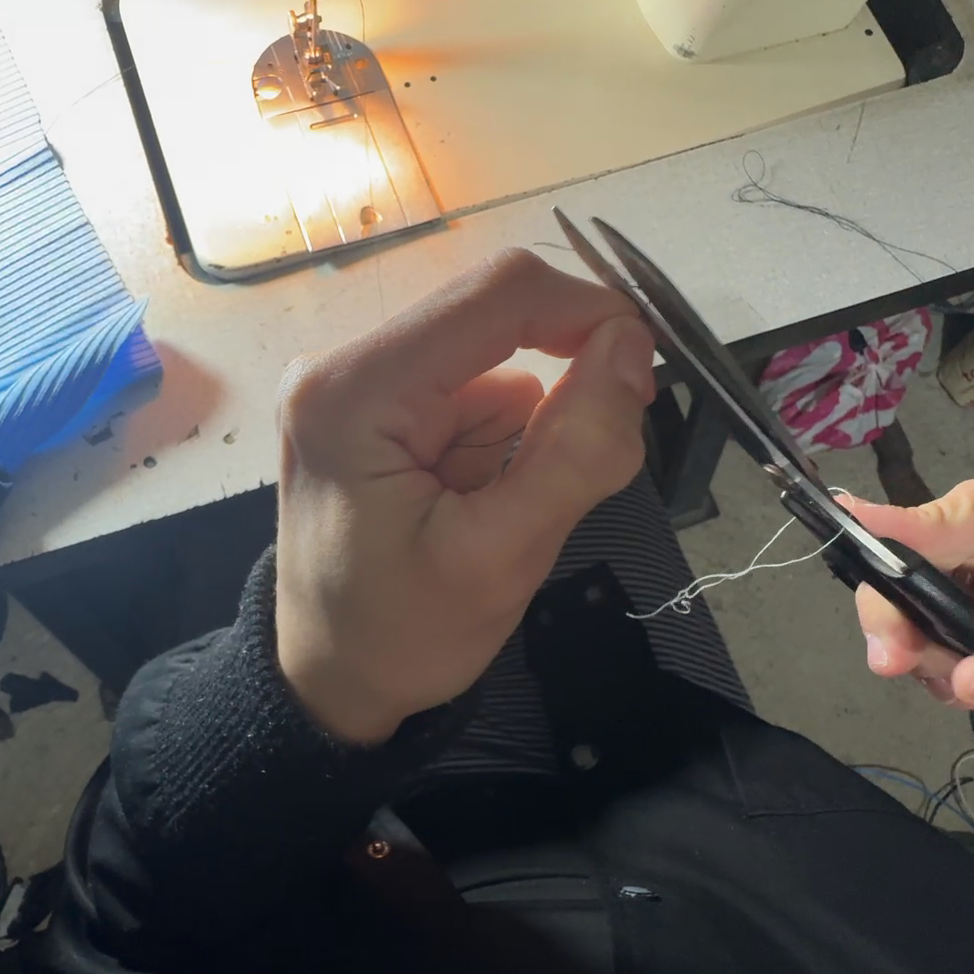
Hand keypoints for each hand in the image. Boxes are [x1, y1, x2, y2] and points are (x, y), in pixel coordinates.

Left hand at [274, 250, 656, 743]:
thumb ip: (576, 450)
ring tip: (499, 513)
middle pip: (489, 320)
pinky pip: (466, 393)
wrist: (330, 678)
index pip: (495, 296)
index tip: (642, 370)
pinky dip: (497, 439)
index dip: (587, 311)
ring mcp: (354, 385)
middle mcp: (342, 366)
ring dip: (524, 426)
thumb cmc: (400, 636)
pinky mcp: (373, 409)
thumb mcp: (501, 559)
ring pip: (487, 361)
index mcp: (355, 391)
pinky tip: (474, 501)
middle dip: (559, 378)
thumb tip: (630, 346)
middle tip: (590, 459)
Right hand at [848, 476, 973, 830]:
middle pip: (948, 535)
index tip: (864, 533)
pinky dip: (916, 639)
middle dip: (901, 593)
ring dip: (902, 623)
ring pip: (922, 566)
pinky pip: (921, 598)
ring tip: (922, 676)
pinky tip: (944, 675)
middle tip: (886, 656)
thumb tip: (966, 674)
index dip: (934, 523)